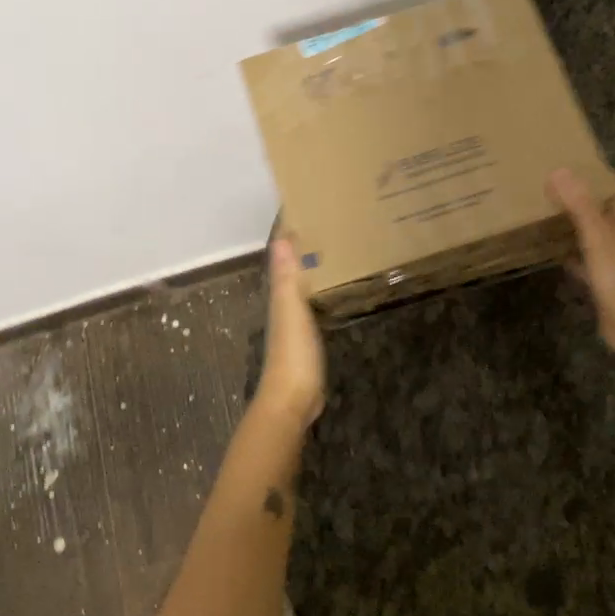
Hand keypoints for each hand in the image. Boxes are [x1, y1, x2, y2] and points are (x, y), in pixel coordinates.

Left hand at [254, 237, 325, 428]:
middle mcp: (284, 309)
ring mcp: (295, 329)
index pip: (284, 261)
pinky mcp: (307, 345)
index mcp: (280, 299)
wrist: (292, 401)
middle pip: (292, 274)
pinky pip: (313, 311)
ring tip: (334, 255)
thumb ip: (287, 278)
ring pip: (302, 292)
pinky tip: (331, 296)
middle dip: (303, 253)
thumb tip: (280, 238)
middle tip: (327, 229)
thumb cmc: (293, 354)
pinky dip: (319, 297)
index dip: (291, 240)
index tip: (306, 214)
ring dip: (312, 275)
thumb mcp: (291, 311)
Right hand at [547, 168, 614, 356]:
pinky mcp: (603, 286)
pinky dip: (571, 256)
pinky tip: (554, 253)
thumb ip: (580, 206)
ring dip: (575, 226)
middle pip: (603, 213)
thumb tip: (560, 171)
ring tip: (548, 213)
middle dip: (582, 200)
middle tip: (553, 186)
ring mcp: (614, 264)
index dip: (598, 176)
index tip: (573, 162)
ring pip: (593, 237)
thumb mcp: (598, 238)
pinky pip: (584, 263)